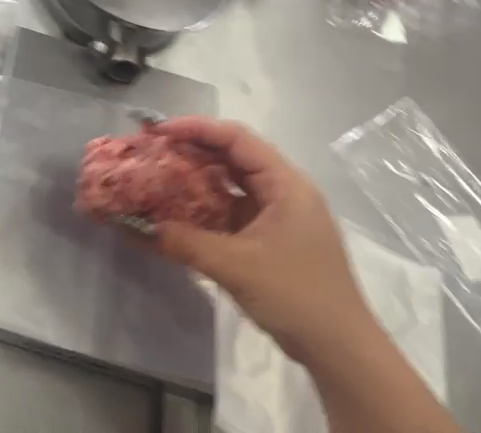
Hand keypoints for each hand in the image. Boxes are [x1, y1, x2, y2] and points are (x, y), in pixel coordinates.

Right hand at [147, 117, 375, 362]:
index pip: (236, 138)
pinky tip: (180, 216)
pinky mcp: (274, 239)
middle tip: (154, 154)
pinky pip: (235, 211)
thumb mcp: (236, 267)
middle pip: (233, 156)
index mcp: (286, 184)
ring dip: (197, 181)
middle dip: (192, 152)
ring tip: (160, 180)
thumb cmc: (297, 296)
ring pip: (233, 185)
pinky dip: (208, 209)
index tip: (159, 132)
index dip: (195, 129)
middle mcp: (285, 192)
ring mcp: (280, 216)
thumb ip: (186, 242)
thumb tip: (139, 226)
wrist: (341, 351)